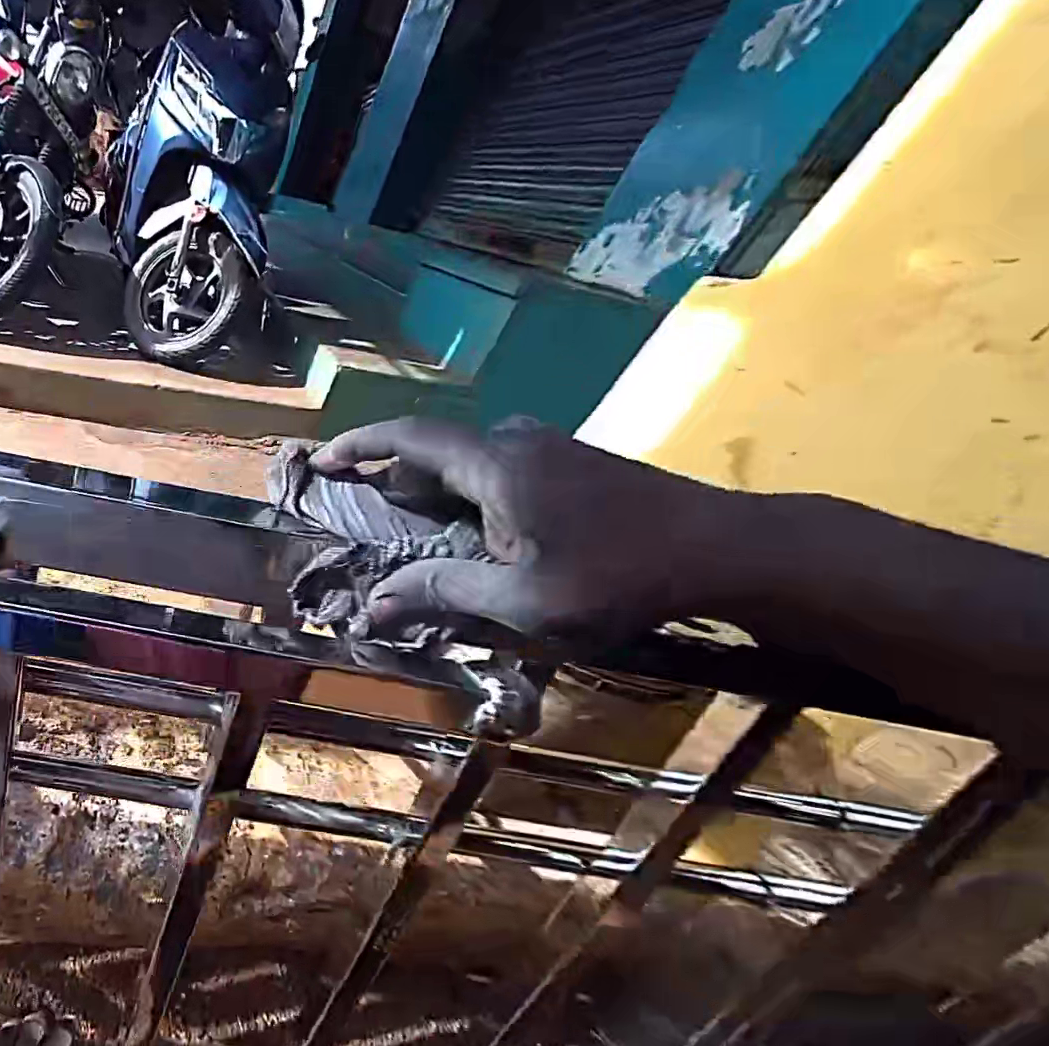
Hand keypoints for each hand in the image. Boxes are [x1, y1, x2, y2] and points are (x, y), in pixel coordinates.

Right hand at [309, 417, 743, 652]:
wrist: (724, 548)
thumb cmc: (618, 575)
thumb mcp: (522, 599)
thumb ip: (442, 591)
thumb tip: (374, 604)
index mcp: (495, 464)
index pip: (409, 437)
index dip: (359, 444)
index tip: (324, 461)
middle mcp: (513, 441)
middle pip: (433, 450)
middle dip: (392, 479)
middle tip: (368, 518)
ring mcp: (545, 447)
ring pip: (465, 460)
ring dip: (431, 489)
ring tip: (415, 531)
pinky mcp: (567, 461)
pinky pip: (495, 468)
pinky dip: (465, 493)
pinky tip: (475, 532)